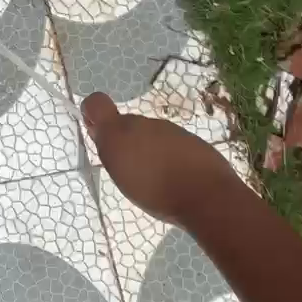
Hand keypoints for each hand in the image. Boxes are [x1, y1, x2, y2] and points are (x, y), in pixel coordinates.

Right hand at [81, 92, 247, 226]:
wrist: (208, 198)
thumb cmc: (154, 188)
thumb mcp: (119, 171)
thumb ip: (108, 146)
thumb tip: (99, 129)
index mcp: (120, 129)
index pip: (96, 103)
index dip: (93, 113)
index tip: (98, 134)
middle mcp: (144, 122)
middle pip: (127, 124)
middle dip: (127, 141)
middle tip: (132, 169)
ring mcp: (171, 130)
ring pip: (151, 135)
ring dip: (150, 151)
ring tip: (158, 180)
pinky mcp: (193, 142)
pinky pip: (174, 146)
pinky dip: (172, 159)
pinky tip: (179, 181)